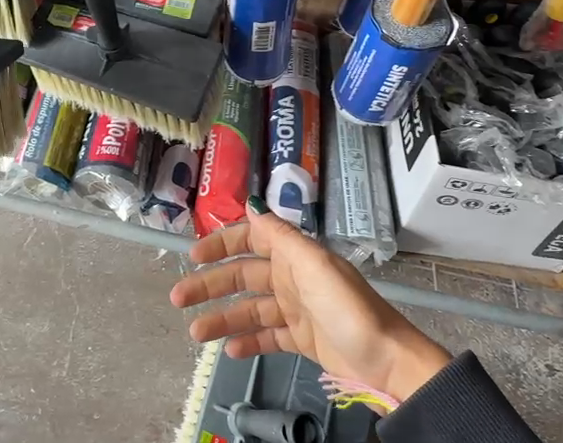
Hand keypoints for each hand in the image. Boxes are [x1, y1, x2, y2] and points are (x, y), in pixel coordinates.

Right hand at [170, 209, 451, 400]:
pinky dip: (247, 341)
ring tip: (195, 332)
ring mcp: (296, 309)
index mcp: (295, 254)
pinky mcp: (302, 339)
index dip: (222, 244)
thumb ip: (280, 235)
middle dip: (210, 285)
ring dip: (221, 317)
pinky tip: (229, 349)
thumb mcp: (313, 264)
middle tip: (178, 297)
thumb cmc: (347, 307)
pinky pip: (267, 336)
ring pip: (249, 309)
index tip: (194, 256)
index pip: (250, 240)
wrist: (384, 359)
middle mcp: (292, 277)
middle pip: (243, 276)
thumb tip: (252, 204)